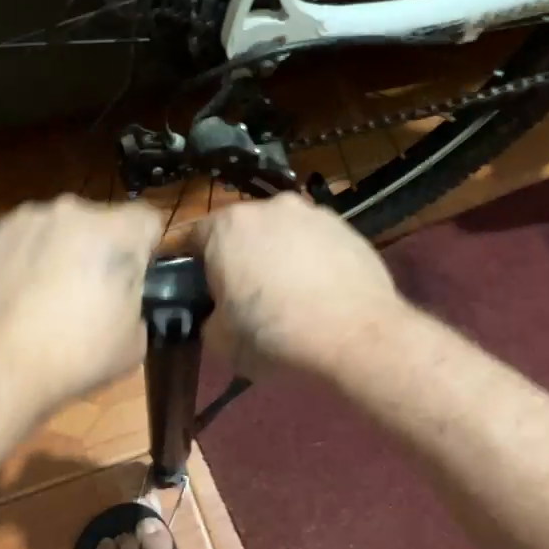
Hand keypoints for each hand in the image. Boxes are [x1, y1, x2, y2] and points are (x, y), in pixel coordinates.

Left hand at [0, 195, 161, 406]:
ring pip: (57, 229)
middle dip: (99, 250)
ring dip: (59, 253)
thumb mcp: (133, 342)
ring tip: (44, 299)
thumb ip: (135, 304)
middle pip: (99, 222)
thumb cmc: (74, 357)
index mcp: (115, 233)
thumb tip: (120, 299)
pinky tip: (15, 298)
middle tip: (87, 296)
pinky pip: (20, 240)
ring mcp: (24, 220)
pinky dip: (23, 260)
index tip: (135, 277)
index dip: (147, 248)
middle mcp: (70, 212)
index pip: (149, 219)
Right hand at [192, 192, 407, 376]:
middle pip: (242, 231)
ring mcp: (312, 213)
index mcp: (226, 227)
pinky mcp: (347, 228)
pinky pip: (316, 243)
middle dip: (241, 258)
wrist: (355, 335)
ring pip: (282, 234)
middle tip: (250, 298)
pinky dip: (313, 261)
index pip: (193, 239)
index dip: (196, 268)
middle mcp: (268, 207)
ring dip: (279, 256)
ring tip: (292, 296)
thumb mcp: (220, 341)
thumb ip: (208, 319)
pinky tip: (322, 293)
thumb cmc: (275, 334)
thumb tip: (218, 315)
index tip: (206, 294)